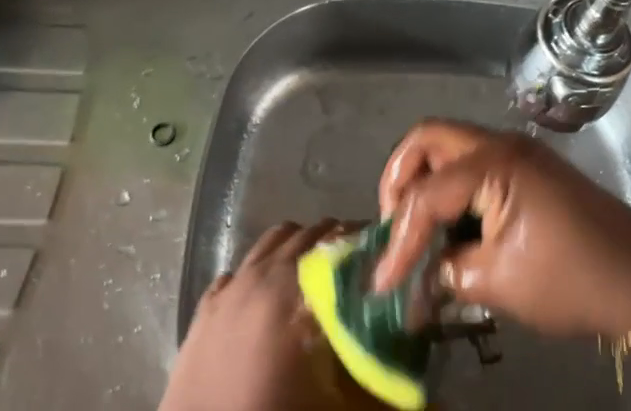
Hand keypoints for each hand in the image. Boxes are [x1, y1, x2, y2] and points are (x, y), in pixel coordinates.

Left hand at [161, 219, 384, 410]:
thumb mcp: (339, 402)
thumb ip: (378, 378)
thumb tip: (426, 388)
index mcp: (292, 291)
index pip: (338, 241)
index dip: (365, 242)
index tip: (384, 253)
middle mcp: (259, 276)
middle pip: (304, 235)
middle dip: (335, 243)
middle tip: (359, 265)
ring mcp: (228, 290)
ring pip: (270, 243)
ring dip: (297, 250)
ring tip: (317, 275)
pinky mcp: (204, 310)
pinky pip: (238, 271)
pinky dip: (258, 271)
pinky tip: (269, 298)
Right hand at [373, 120, 630, 339]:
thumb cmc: (571, 278)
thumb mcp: (499, 283)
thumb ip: (449, 271)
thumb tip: (423, 275)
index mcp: (494, 165)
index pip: (425, 195)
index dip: (398, 239)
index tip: (384, 281)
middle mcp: (502, 145)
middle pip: (430, 139)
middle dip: (400, 178)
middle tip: (391, 222)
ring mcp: (519, 152)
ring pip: (452, 147)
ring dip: (426, 180)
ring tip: (414, 228)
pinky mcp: (529, 168)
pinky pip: (475, 163)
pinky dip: (452, 187)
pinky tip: (449, 227)